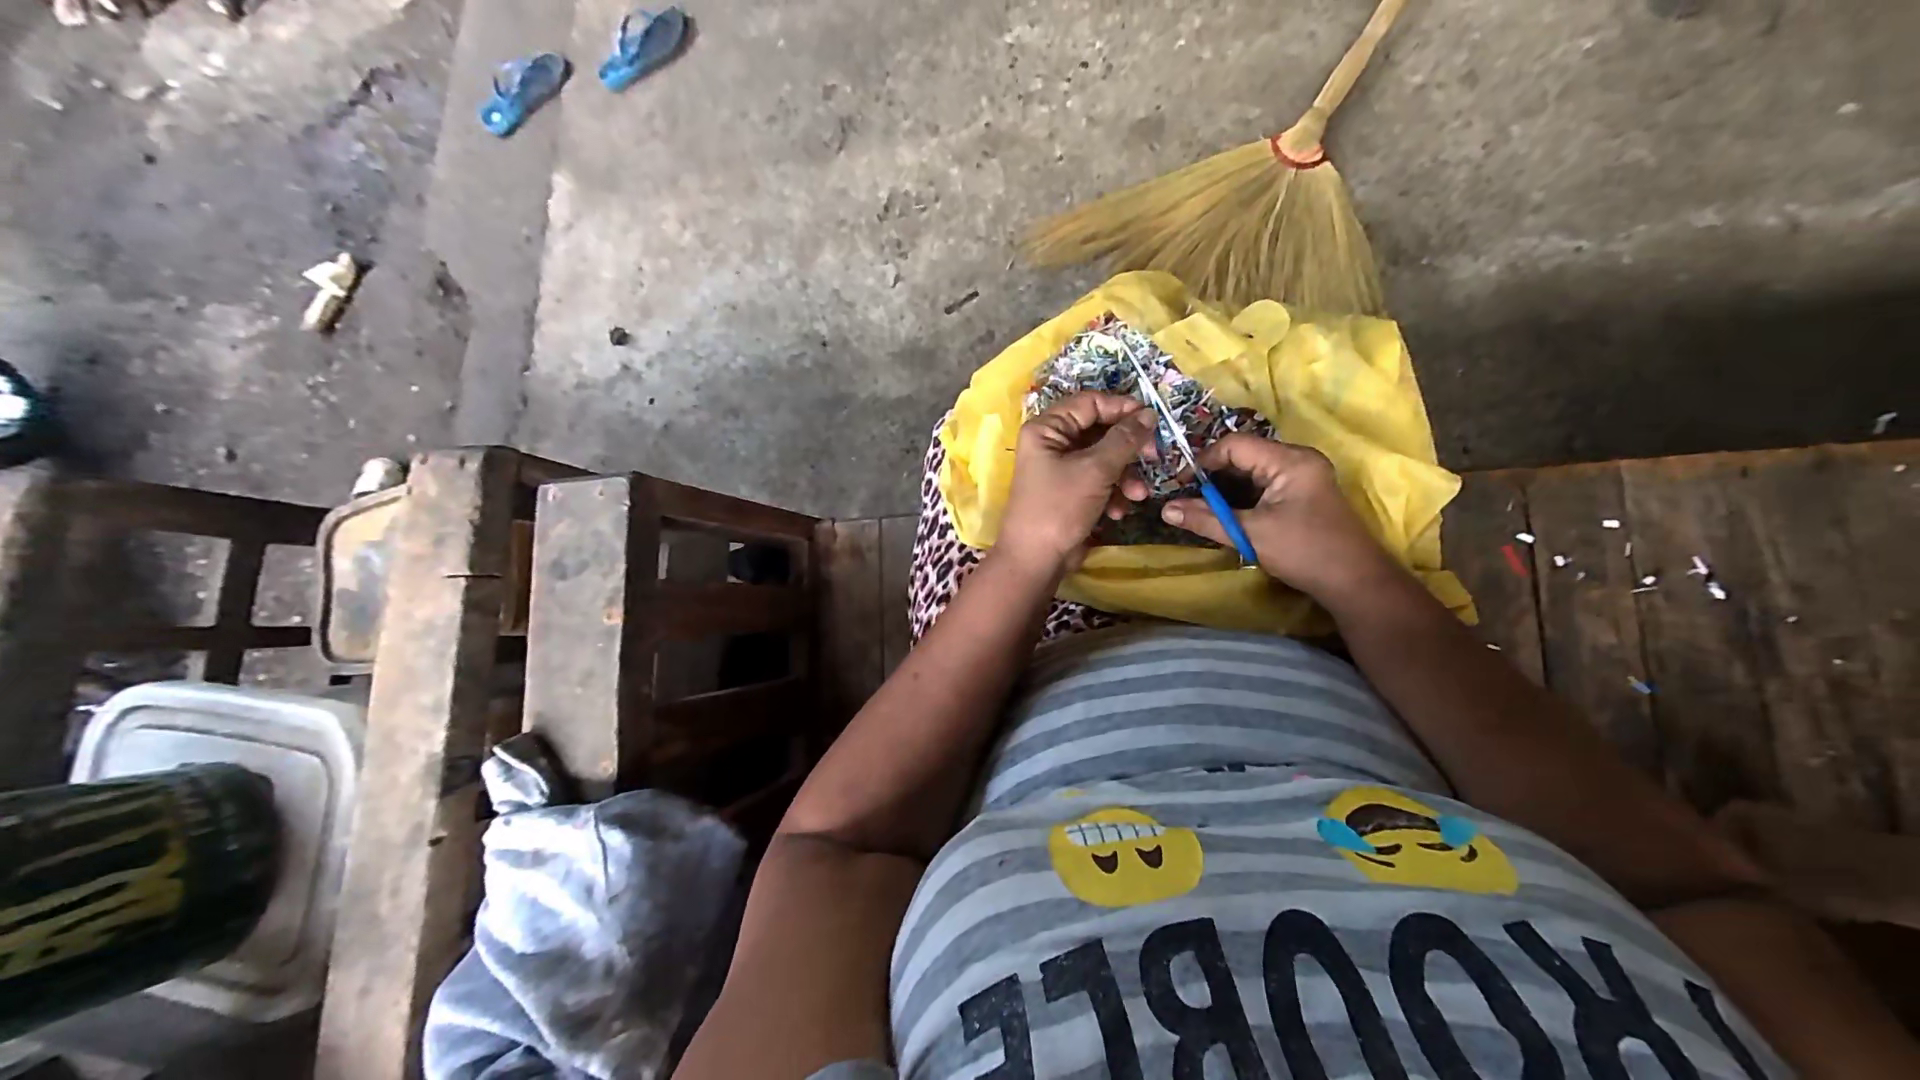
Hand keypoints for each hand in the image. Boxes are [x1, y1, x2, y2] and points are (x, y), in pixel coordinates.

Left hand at [996, 392, 1155, 575]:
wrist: (1036, 560)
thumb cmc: (1059, 508)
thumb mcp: (1095, 470)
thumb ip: (1124, 440)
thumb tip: (1148, 414)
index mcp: (1047, 428)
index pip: (1089, 402)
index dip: (1121, 408)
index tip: (1152, 420)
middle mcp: (1052, 443)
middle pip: (1100, 431)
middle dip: (1128, 448)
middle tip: (1154, 457)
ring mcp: (1061, 469)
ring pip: (1104, 458)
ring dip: (1125, 476)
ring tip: (1137, 495)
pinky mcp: (1071, 492)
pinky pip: (1099, 481)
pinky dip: (1113, 493)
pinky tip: (1118, 512)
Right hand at [1160, 435, 1396, 599]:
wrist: (1356, 582)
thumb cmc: (1305, 552)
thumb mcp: (1250, 534)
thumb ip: (1206, 519)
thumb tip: (1166, 509)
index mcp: (1289, 460)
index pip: (1234, 444)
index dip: (1203, 461)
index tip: (1180, 484)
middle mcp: (1297, 459)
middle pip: (1243, 455)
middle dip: (1212, 475)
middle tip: (1186, 497)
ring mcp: (1302, 475)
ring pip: (1251, 471)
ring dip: (1225, 488)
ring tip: (1201, 507)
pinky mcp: (1302, 493)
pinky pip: (1263, 484)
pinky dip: (1241, 496)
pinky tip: (1225, 514)